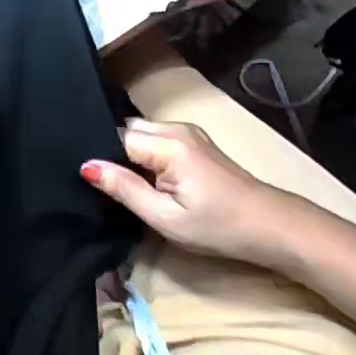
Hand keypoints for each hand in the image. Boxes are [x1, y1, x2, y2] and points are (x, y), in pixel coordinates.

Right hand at [81, 119, 299, 267]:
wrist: (268, 225)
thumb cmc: (217, 227)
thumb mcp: (165, 218)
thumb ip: (125, 189)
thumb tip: (87, 166)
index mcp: (168, 144)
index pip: (117, 137)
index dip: (100, 155)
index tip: (88, 178)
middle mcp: (175, 127)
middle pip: (128, 128)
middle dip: (112, 150)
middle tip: (104, 183)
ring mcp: (187, 130)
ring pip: (142, 131)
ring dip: (129, 152)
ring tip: (123, 182)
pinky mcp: (194, 139)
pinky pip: (156, 136)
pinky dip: (145, 151)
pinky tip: (146, 177)